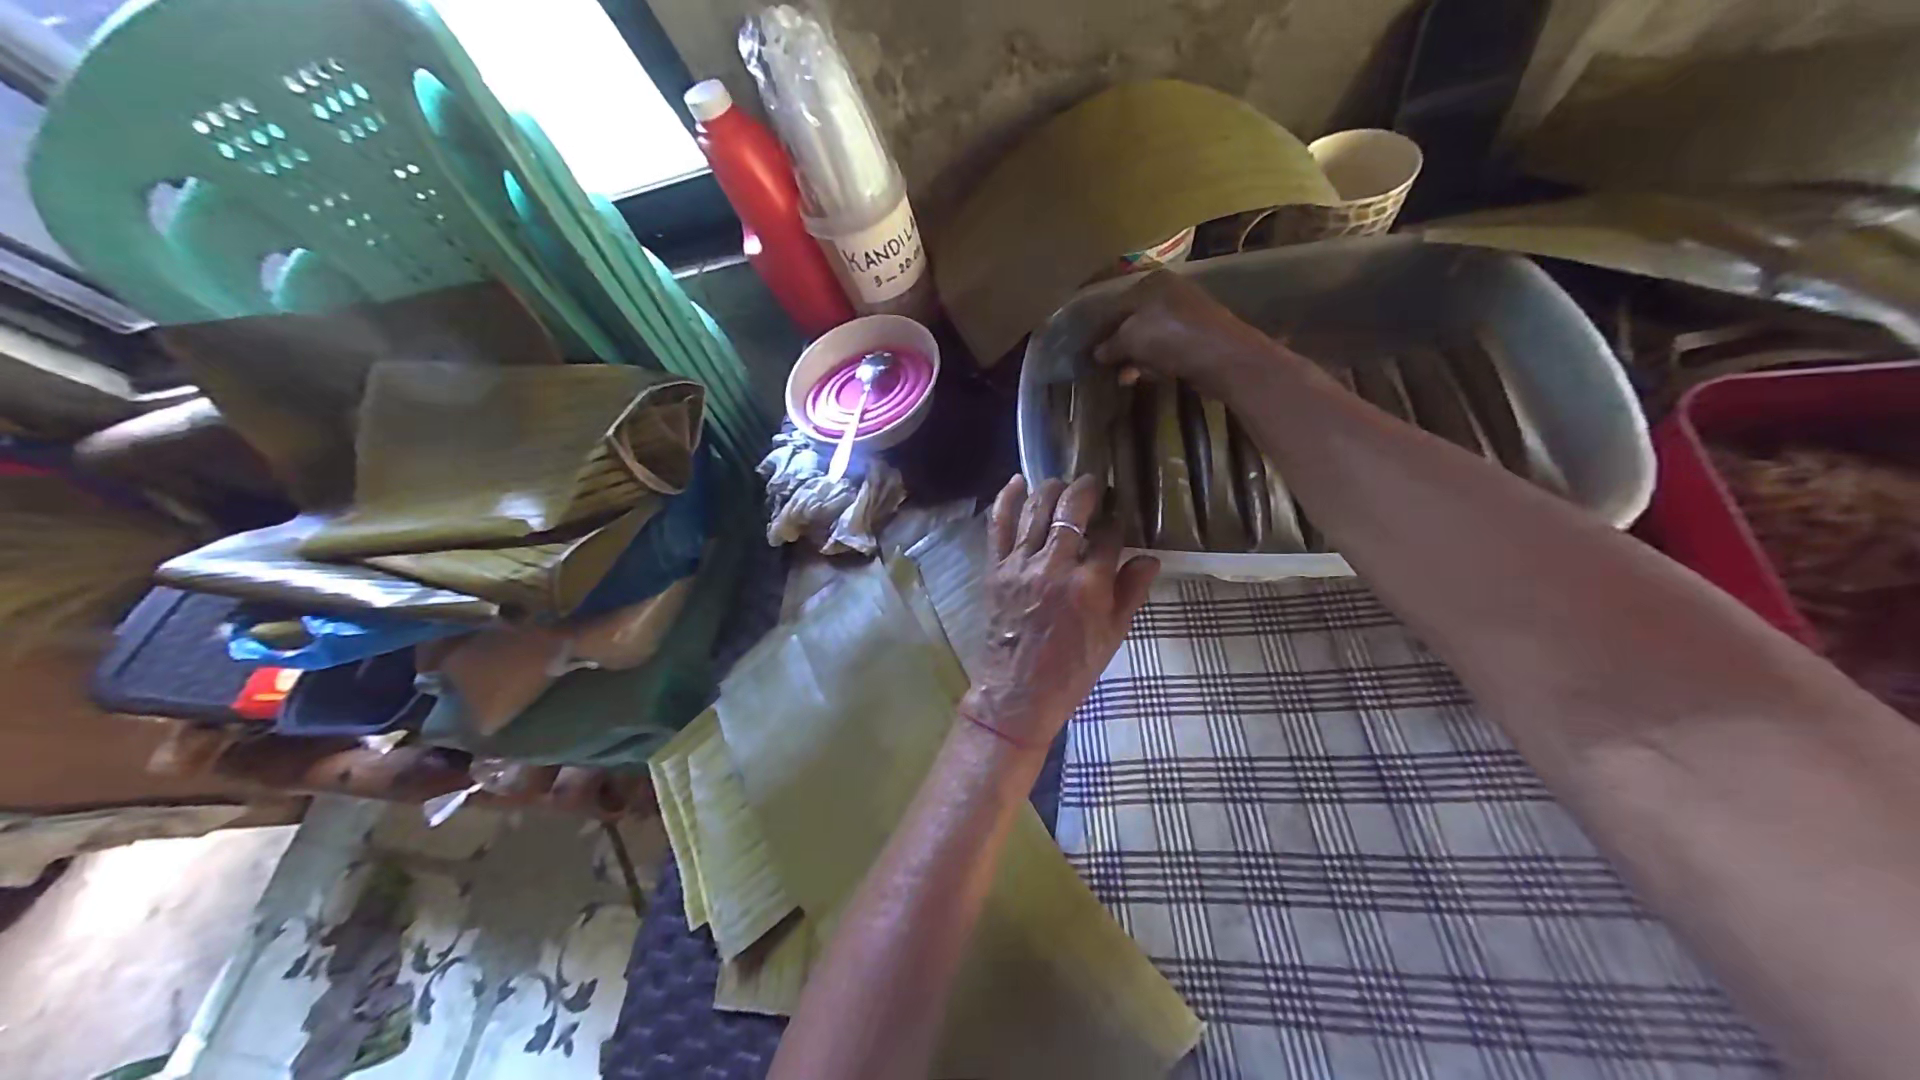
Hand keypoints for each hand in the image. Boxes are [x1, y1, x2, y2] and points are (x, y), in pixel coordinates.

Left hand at [962, 474, 1159, 750]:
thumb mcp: (1113, 637)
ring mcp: (1021, 565)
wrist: (1017, 694)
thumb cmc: (1071, 670)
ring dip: (1051, 489)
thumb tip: (1151, 558)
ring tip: (1062, 482)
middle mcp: (1055, 566)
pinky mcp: (996, 569)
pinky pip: (999, 526)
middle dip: (1087, 490)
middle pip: (1072, 510)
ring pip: (1036, 510)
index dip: (1117, 523)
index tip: (1118, 520)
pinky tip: (1017, 481)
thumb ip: (1131, 593)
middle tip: (1094, 484)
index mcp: (1090, 585)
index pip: (1109, 536)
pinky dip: (1007, 500)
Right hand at [1091, 270, 1295, 396]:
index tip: (1087, 349)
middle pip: (1132, 321)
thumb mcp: (1130, 338)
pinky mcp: (1197, 338)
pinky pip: (1166, 350)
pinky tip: (1146, 375)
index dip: (1099, 328)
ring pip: (1149, 338)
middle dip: (1118, 345)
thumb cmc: (1171, 337)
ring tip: (1125, 377)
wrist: (1224, 357)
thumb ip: (1110, 344)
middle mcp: (1170, 293)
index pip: (1115, 304)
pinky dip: (1154, 362)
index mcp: (1151, 282)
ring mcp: (1186, 315)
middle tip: (1105, 366)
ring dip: (1135, 358)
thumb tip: (1098, 353)